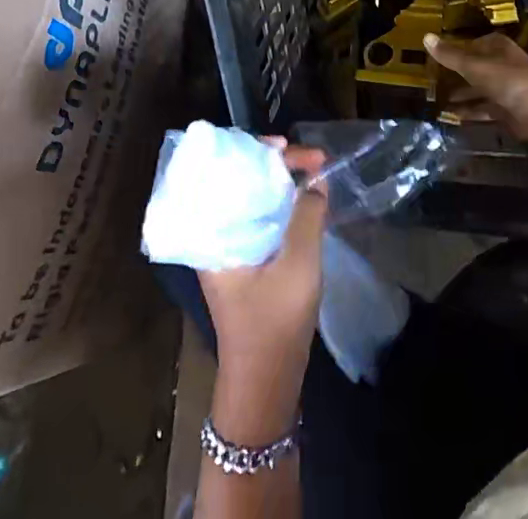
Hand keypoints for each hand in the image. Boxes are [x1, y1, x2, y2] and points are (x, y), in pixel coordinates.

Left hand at [199, 142, 326, 441]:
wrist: (265, 380)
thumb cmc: (274, 321)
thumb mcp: (298, 265)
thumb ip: (307, 217)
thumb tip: (316, 180)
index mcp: (211, 228)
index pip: (223, 171)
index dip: (256, 151)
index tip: (290, 148)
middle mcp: (214, 230)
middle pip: (239, 180)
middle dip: (275, 163)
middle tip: (314, 159)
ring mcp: (230, 245)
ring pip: (252, 198)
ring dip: (281, 181)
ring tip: (312, 170)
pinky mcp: (246, 258)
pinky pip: (260, 217)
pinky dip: (281, 204)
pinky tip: (304, 200)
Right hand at [424, 33, 527, 152]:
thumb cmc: (505, 79)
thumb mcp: (472, 65)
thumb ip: (449, 55)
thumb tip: (425, 36)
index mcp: (501, 49)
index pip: (480, 43)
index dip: (463, 48)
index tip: (444, 56)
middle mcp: (507, 66)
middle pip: (480, 68)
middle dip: (460, 75)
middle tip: (438, 81)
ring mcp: (510, 90)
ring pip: (482, 90)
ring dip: (464, 96)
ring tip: (441, 102)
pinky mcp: (511, 111)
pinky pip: (487, 110)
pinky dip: (472, 112)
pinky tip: (454, 117)